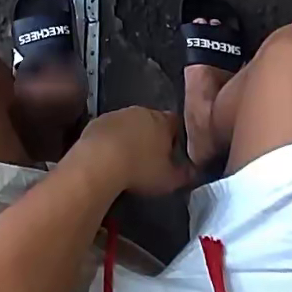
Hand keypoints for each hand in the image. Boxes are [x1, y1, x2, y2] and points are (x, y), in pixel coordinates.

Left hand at [64, 106, 191, 196]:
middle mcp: (141, 111)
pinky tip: (108, 158)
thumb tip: (194, 172)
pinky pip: (109, 130)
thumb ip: (185, 175)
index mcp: (163, 121)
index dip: (176, 137)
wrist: (99, 162)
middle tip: (150, 159)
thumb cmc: (140, 169)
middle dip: (152, 136)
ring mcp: (117, 114)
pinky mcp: (97, 122)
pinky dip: (110, 140)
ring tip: (127, 160)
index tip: (173, 154)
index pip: (176, 123)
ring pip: (129, 124)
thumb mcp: (169, 180)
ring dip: (130, 137)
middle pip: (152, 121)